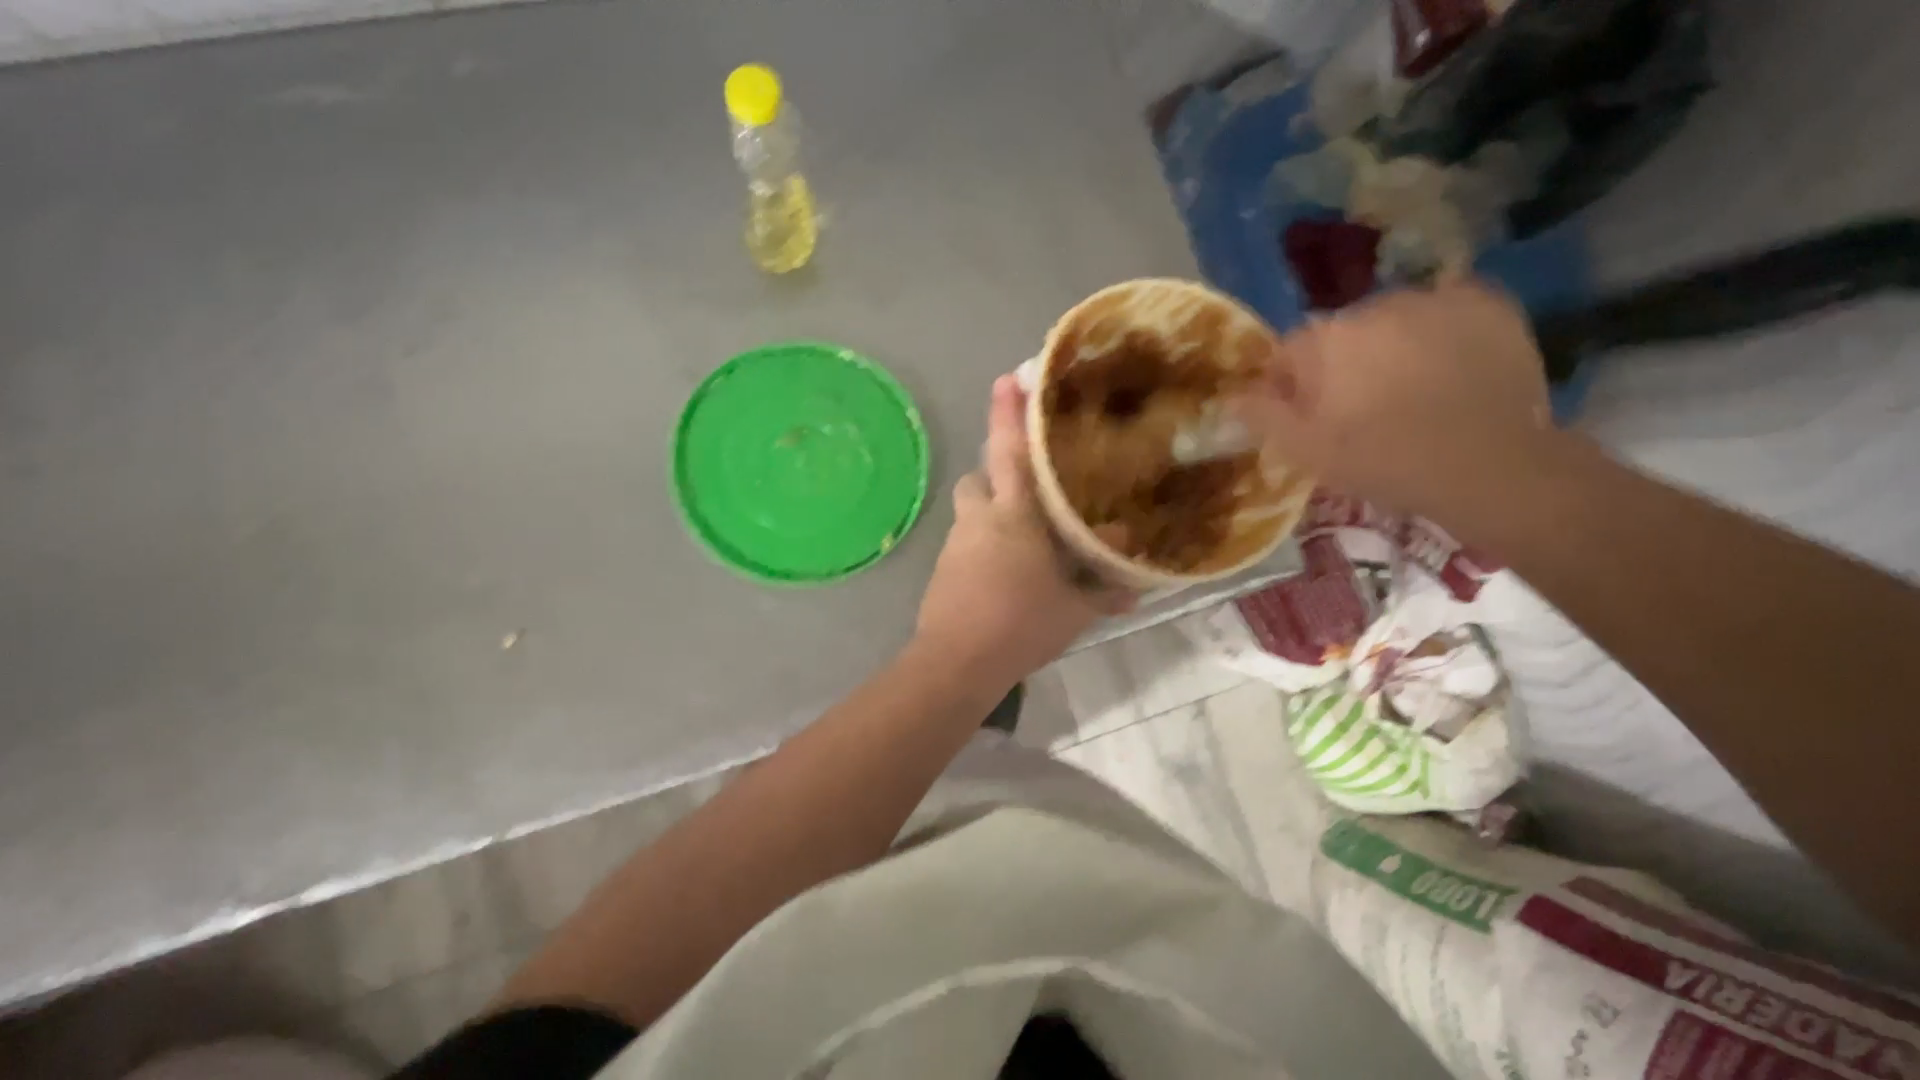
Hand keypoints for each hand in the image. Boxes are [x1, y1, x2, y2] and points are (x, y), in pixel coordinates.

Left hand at [915, 376, 1134, 689]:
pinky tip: (1005, 578)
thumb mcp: (1075, 608)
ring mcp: (955, 545)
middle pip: (980, 477)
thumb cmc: (1021, 624)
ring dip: (991, 514)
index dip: (1008, 413)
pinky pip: (965, 544)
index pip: (1009, 451)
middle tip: (1028, 491)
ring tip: (1022, 543)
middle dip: (998, 474)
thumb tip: (1137, 579)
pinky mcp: (942, 571)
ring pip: (971, 511)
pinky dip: (983, 548)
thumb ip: (1104, 588)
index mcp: (1013, 514)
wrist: (956, 663)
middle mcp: (978, 519)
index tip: (1008, 379)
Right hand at [1237, 281, 1552, 517]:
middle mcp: (1372, 306)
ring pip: (1397, 320)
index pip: (1289, 354)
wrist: (1490, 465)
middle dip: (1348, 364)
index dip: (1295, 387)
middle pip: (1344, 334)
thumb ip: (1262, 416)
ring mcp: (1433, 299)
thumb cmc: (1385, 462)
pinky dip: (1446, 330)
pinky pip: (1451, 308)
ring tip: (1419, 390)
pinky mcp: (1485, 303)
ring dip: (1396, 346)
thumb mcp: (1307, 453)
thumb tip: (1231, 394)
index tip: (1313, 419)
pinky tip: (1455, 364)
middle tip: (1369, 411)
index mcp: (1324, 340)